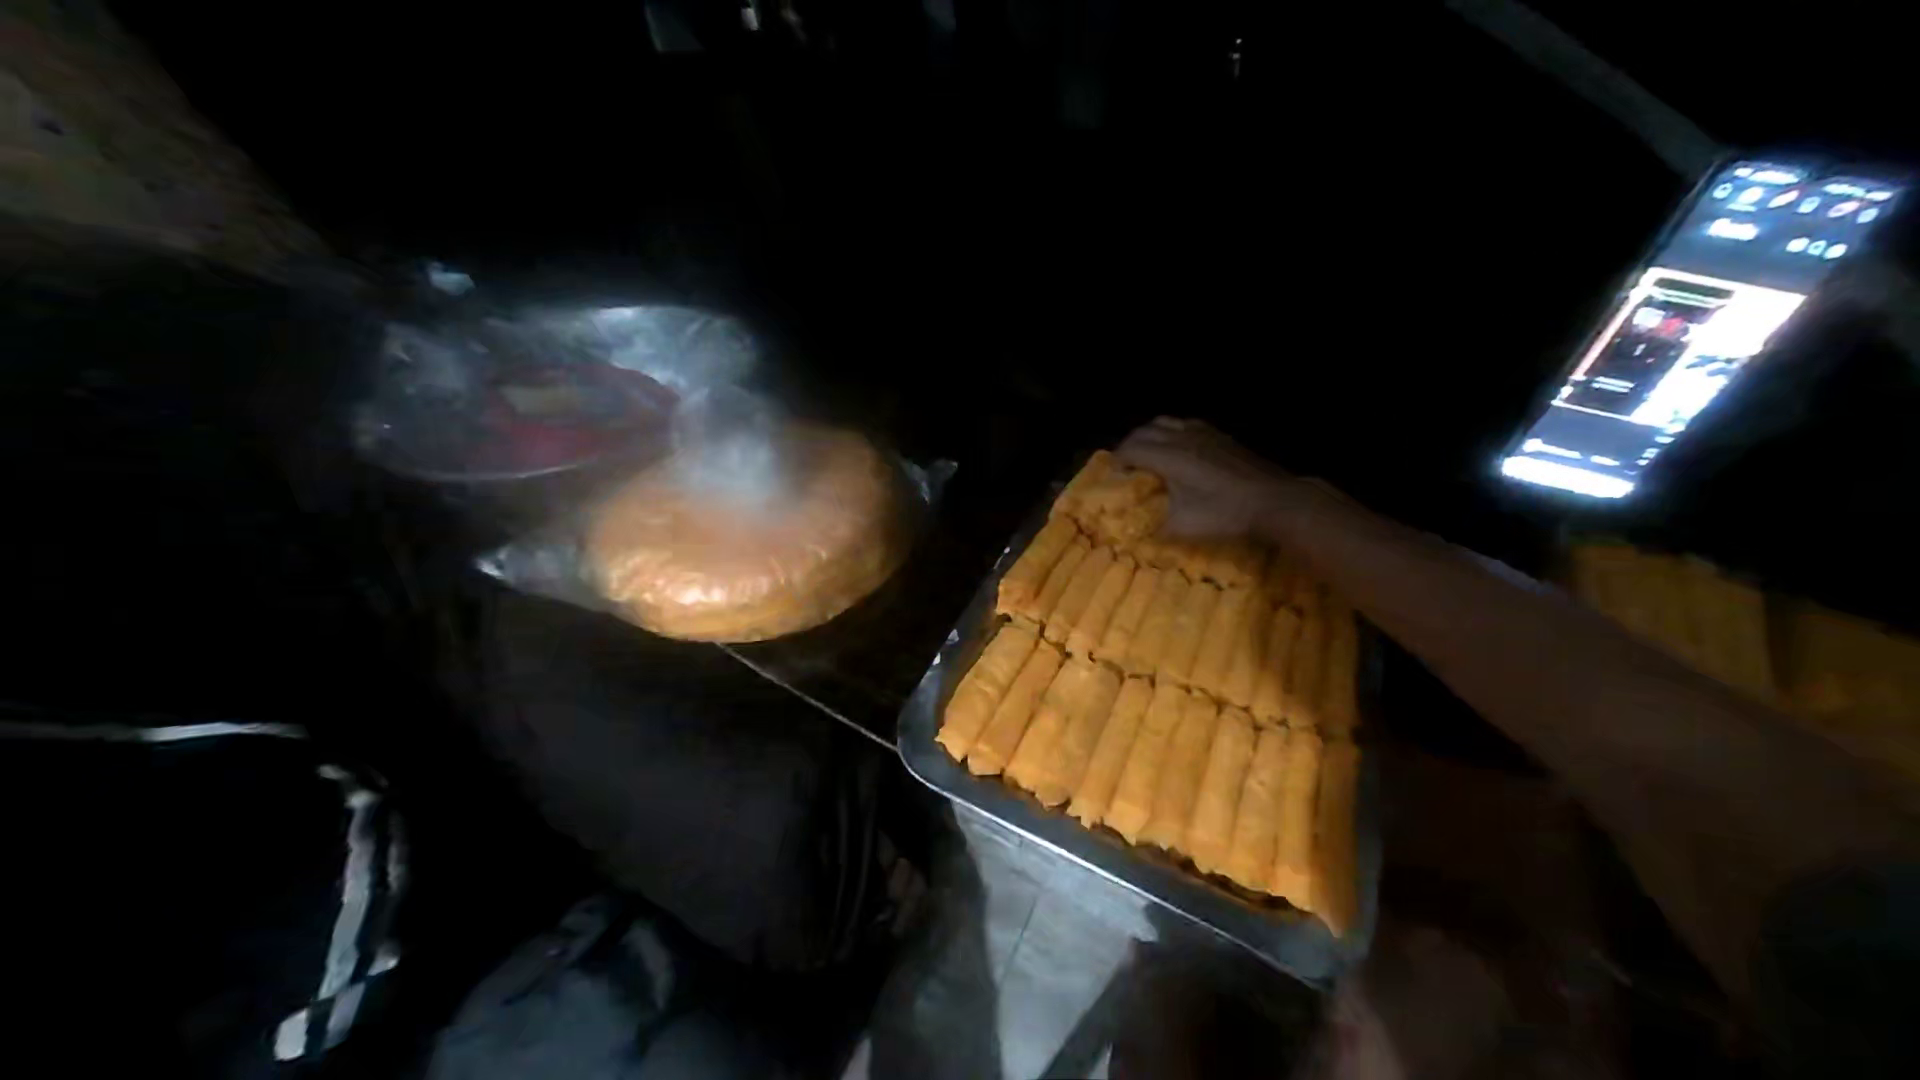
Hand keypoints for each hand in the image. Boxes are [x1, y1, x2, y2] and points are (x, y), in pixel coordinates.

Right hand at [1116, 417, 1294, 540]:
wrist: (1274, 501)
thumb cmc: (1226, 513)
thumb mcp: (1184, 527)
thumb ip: (1156, 528)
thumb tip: (1138, 535)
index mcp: (1169, 457)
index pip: (1131, 449)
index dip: (1117, 461)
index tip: (1113, 475)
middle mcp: (1182, 438)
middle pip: (1144, 431)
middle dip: (1128, 445)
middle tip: (1125, 464)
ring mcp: (1203, 433)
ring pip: (1164, 421)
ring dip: (1149, 434)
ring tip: (1147, 453)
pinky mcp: (1219, 435)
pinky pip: (1185, 423)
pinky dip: (1172, 431)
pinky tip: (1178, 447)